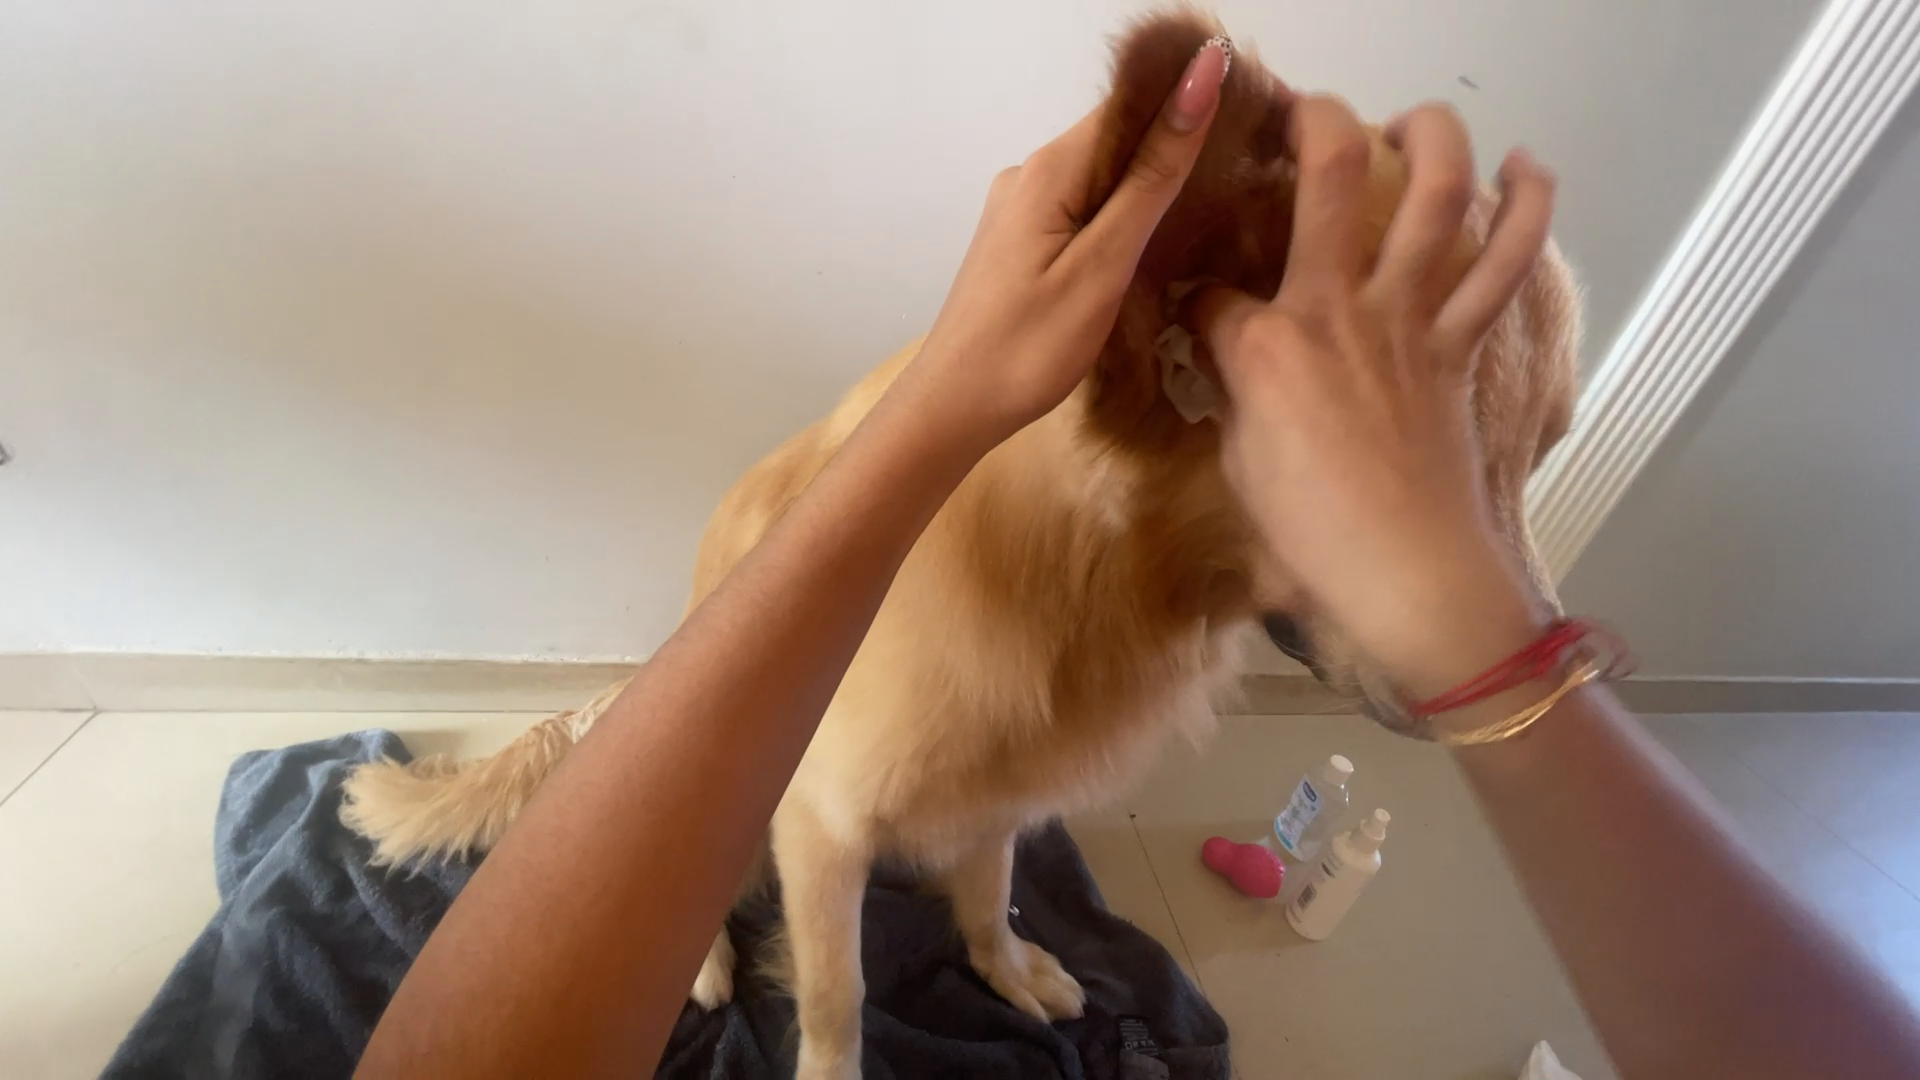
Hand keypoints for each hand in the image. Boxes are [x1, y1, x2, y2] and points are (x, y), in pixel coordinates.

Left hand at [902, 41, 1229, 444]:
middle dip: (1173, 159)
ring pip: (1098, 183)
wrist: (954, 408)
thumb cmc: (1027, 349)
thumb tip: (1202, 73)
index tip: (1249, 138)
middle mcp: (1027, 176)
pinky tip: (1143, 255)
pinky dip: (1114, 227)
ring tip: (1201, 227)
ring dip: (1146, 197)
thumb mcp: (1101, 266)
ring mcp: (1017, 213)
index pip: (1134, 105)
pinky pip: (1078, 216)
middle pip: (1115, 143)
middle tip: (1236, 194)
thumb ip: (1152, 178)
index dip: (1192, 110)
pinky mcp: (1016, 247)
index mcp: (1048, 169)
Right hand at [1190, 97, 1557, 694]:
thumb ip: (1233, 395)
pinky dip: (1528, 207)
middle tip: (1304, 110)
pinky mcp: (1459, 346)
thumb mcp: (1237, 460)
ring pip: (1436, 197)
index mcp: (1264, 349)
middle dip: (1315, 124)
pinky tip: (1528, 168)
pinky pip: (1506, 263)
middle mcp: (1336, 311)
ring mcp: (1407, 321)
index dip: (1192, 295)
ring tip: (1416, 119)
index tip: (1189, 308)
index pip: (1210, 295)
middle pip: (1330, 181)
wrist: (1403, 572)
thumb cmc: (1304, 530)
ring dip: (1433, 138)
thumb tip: (1229, 363)